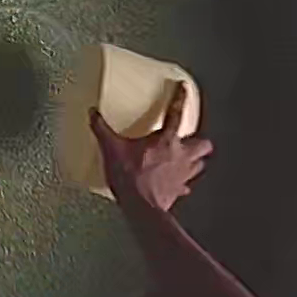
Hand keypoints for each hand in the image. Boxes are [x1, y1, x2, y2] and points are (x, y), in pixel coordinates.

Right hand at [90, 82, 212, 210]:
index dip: (180, 98)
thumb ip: (101, 129)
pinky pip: (186, 184)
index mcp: (165, 141)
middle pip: (203, 144)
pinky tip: (175, 182)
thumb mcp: (111, 148)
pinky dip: (182, 182)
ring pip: (200, 163)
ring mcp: (182, 174)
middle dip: (199, 139)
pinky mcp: (178, 190)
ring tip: (185, 156)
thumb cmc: (131, 178)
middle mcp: (179, 155)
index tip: (183, 88)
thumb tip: (93, 114)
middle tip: (189, 136)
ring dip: (195, 159)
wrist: (141, 208)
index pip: (175, 113)